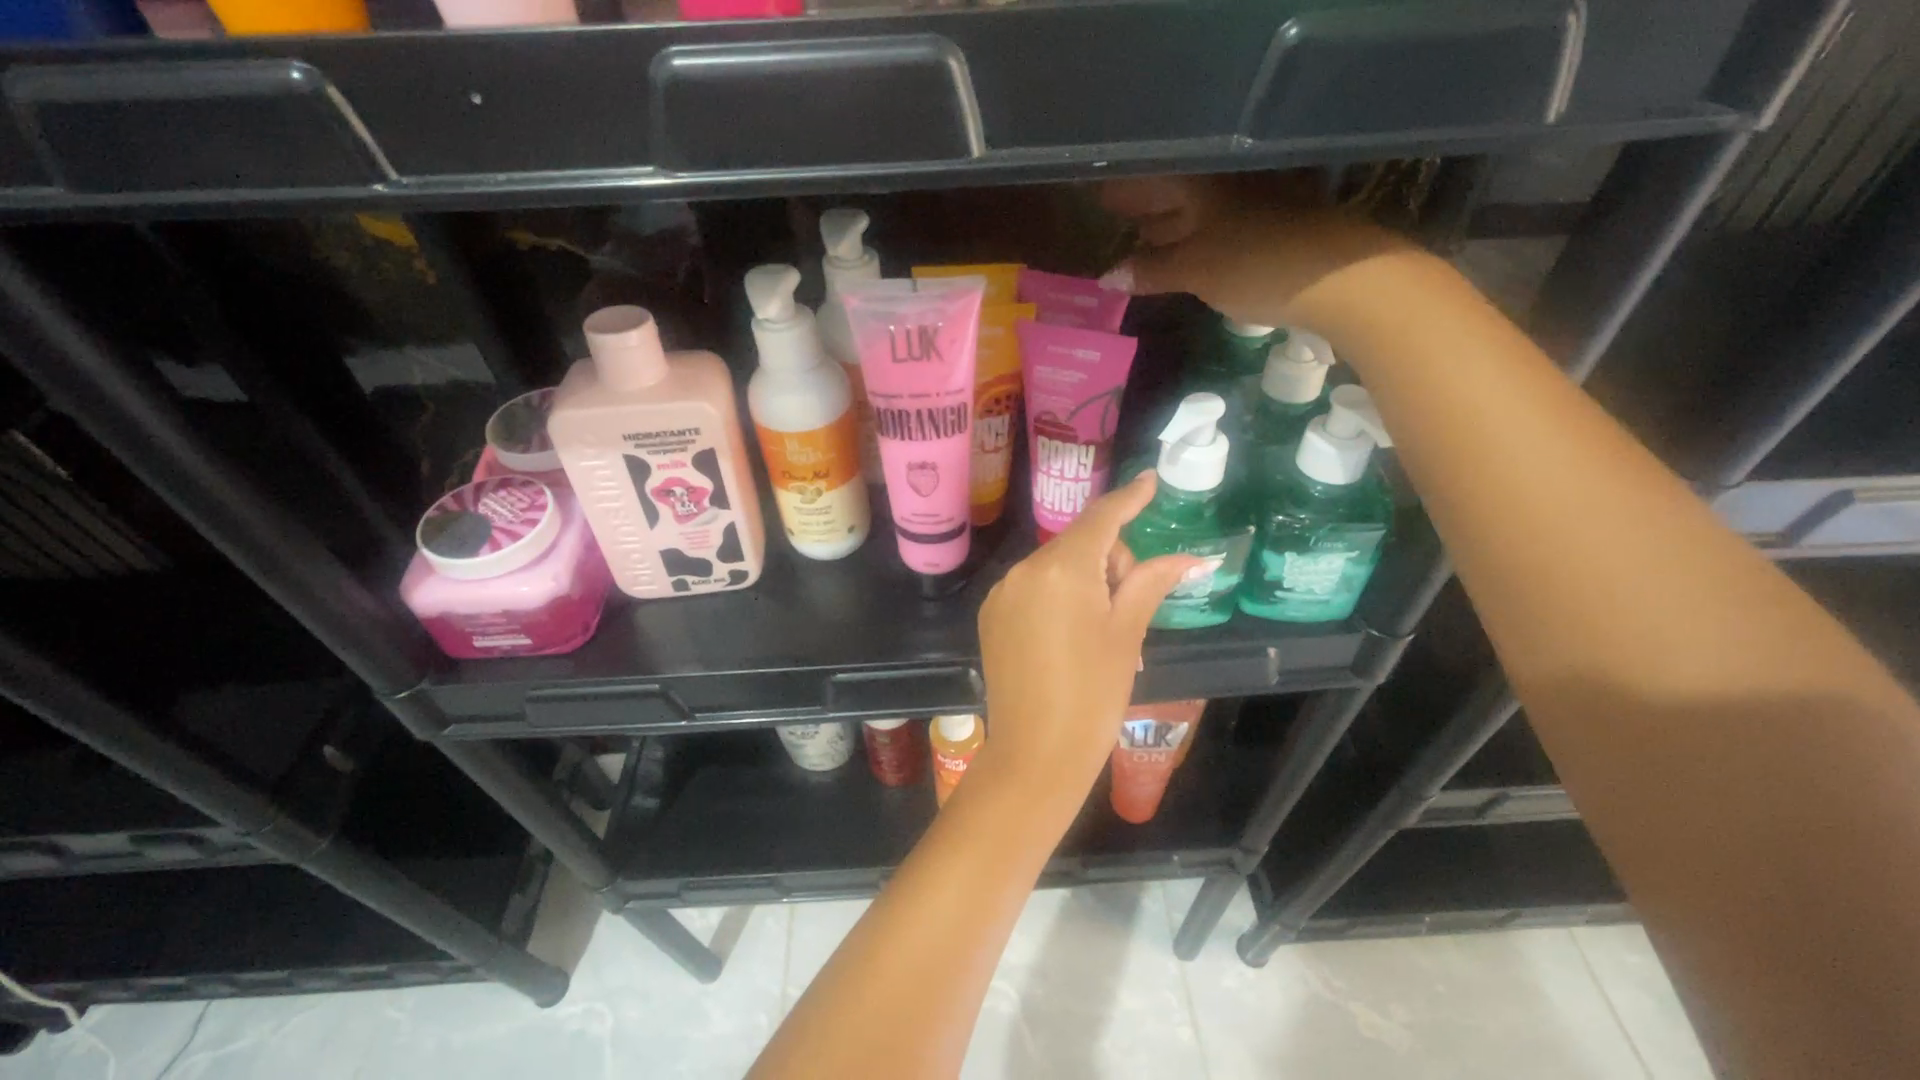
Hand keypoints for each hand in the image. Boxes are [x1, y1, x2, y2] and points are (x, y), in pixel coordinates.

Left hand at [975, 470, 1200, 801]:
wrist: (1037, 755)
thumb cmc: (1093, 694)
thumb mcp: (1128, 634)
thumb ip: (1152, 583)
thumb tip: (1193, 558)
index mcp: (1061, 569)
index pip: (1102, 519)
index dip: (1129, 499)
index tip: (1150, 480)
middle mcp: (1024, 570)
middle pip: (1081, 545)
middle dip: (1112, 565)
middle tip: (1130, 615)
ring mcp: (1002, 594)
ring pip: (1057, 568)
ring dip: (1087, 584)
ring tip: (1104, 637)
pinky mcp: (991, 617)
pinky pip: (1034, 591)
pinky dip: (1059, 600)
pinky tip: (1072, 641)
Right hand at [1097, 173, 1414, 330]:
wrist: (1345, 278)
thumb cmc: (1257, 265)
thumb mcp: (1194, 271)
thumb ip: (1151, 271)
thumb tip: (1107, 275)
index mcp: (1202, 187)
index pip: (1153, 181)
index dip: (1125, 192)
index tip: (1099, 200)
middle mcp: (1229, 187)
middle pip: (1179, 194)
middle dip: (1148, 207)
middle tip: (1118, 219)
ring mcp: (1259, 206)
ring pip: (1203, 213)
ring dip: (1175, 227)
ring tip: (1148, 243)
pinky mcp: (1280, 231)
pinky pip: (1226, 231)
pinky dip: (1203, 242)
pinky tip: (1197, 258)